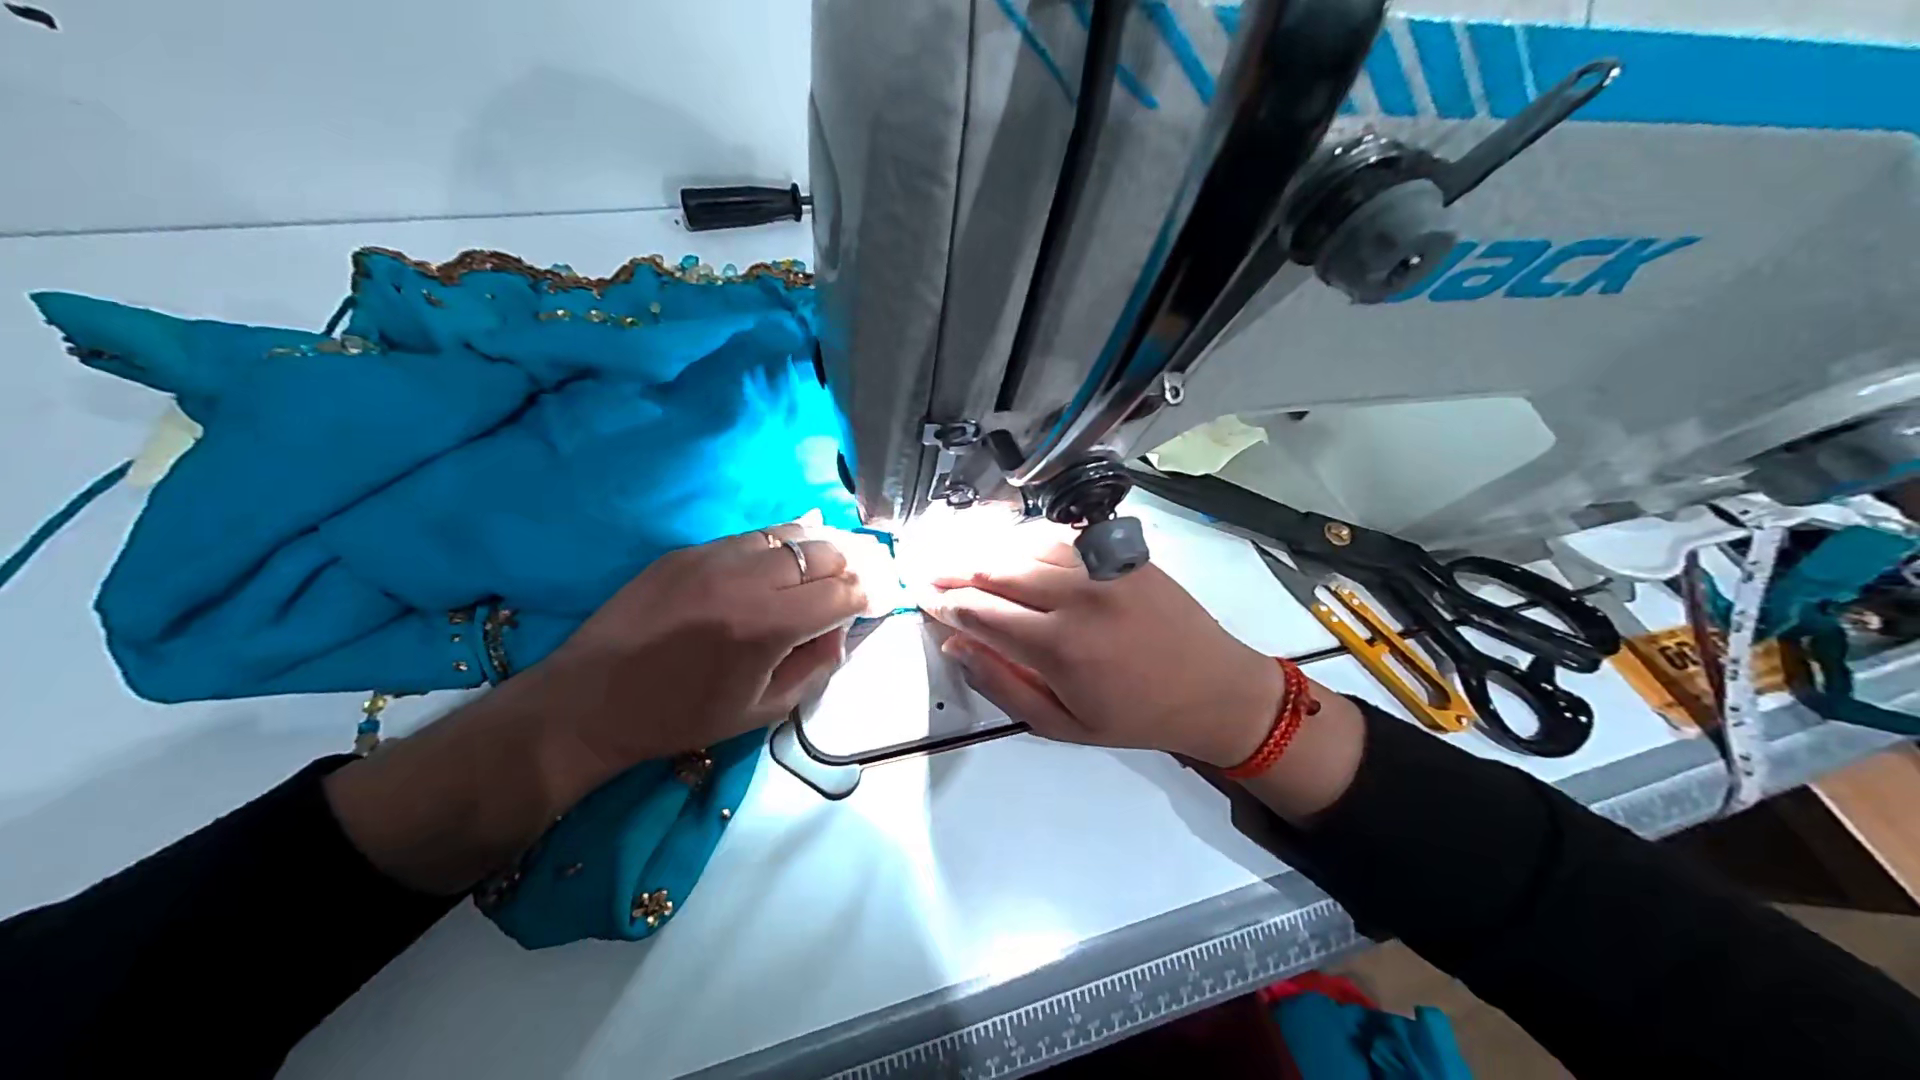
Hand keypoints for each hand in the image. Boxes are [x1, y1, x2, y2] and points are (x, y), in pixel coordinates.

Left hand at [525, 522, 867, 792]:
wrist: (592, 699)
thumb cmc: (682, 716)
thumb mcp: (763, 710)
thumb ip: (815, 667)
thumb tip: (840, 630)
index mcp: (768, 626)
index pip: (842, 593)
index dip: (867, 595)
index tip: (873, 601)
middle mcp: (748, 579)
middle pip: (824, 552)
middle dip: (849, 566)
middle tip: (854, 580)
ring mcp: (715, 557)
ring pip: (790, 533)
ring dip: (817, 548)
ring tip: (826, 561)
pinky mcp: (688, 550)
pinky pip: (750, 536)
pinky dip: (778, 544)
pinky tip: (783, 556)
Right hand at [921, 530, 1280, 768]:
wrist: (1214, 688)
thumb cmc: (1136, 716)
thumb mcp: (1062, 725)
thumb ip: (1002, 684)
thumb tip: (956, 644)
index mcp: (1058, 648)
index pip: (978, 611)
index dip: (941, 602)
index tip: (921, 596)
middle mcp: (1075, 598)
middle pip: (992, 570)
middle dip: (952, 571)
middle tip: (929, 572)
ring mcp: (1101, 567)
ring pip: (1021, 547)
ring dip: (984, 553)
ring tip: (961, 561)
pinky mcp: (1121, 552)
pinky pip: (1058, 537)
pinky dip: (1025, 542)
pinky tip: (1011, 550)